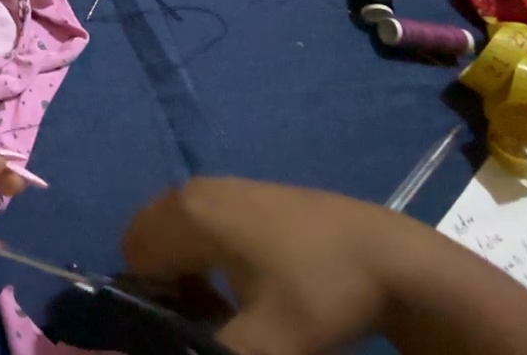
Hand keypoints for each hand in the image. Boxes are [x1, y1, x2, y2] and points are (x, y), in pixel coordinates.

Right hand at [122, 177, 526, 354]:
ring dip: (183, 273)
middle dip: (163, 286)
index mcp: (187, 214)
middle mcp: (191, 191)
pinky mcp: (241, 193)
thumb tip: (176, 353)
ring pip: (171, 233)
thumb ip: (214, 354)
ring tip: (224, 311)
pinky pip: (196, 224)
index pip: (134, 258)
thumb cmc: (324, 292)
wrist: (392, 255)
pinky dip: (202, 256)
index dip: (150, 302)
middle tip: (204, 324)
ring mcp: (217, 187)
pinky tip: (244, 285)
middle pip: (147, 240)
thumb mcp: (273, 342)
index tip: (188, 333)